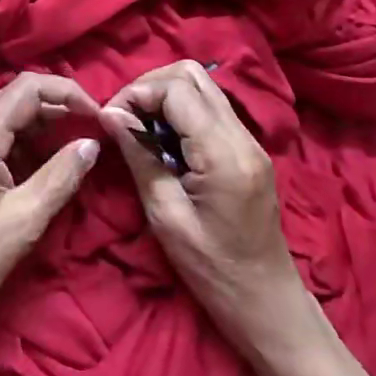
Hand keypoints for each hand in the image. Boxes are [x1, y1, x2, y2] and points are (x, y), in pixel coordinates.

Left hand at [0, 73, 102, 341]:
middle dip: (58, 104)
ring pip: (9, 113)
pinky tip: (48, 159)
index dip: (67, 92)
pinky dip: (27, 139)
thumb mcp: (26, 218)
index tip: (98, 114)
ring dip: (44, 122)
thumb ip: (62, 175)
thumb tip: (92, 143)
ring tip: (77, 141)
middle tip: (92, 126)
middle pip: (17, 95)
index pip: (28, 87)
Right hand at [97, 60, 302, 348]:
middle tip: (125, 117)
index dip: (138, 92)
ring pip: (203, 84)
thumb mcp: (165, 217)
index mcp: (224, 154)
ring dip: (165, 94)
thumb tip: (110, 115)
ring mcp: (249, 139)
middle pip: (193, 74)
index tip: (112, 119)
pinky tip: (163, 137)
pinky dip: (181, 109)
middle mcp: (242, 136)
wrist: (266, 302)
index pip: (178, 89)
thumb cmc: (212, 270)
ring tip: (140, 126)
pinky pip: (211, 106)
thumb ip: (140, 157)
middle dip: (151, 85)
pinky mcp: (248, 147)